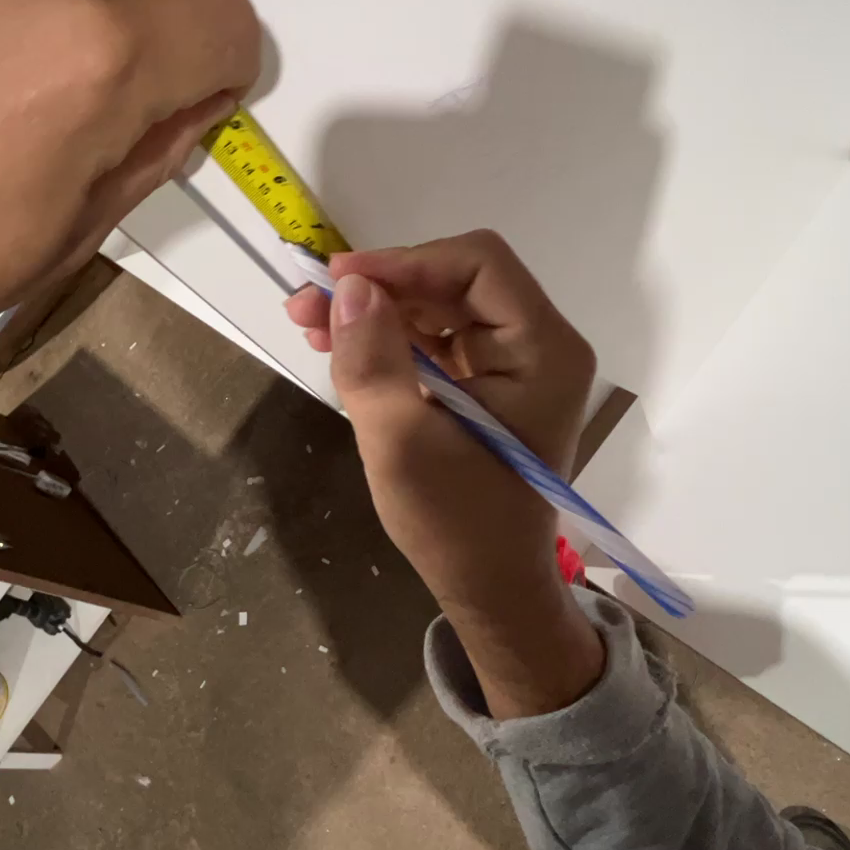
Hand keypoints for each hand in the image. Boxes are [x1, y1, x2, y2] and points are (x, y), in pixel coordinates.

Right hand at [285, 231, 607, 716]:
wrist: (488, 588)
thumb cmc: (456, 524)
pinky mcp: (483, 387)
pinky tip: (338, 347)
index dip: (403, 262)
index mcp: (541, 350)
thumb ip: (373, 360)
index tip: (337, 282)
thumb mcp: (402, 442)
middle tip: (307, 305)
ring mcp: (509, 366)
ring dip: (372, 312)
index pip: (476, 264)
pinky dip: (385, 341)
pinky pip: (431, 343)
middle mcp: (535, 345)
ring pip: (434, 309)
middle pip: (451, 282)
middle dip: (377, 289)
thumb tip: (348, 287)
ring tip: (309, 324)